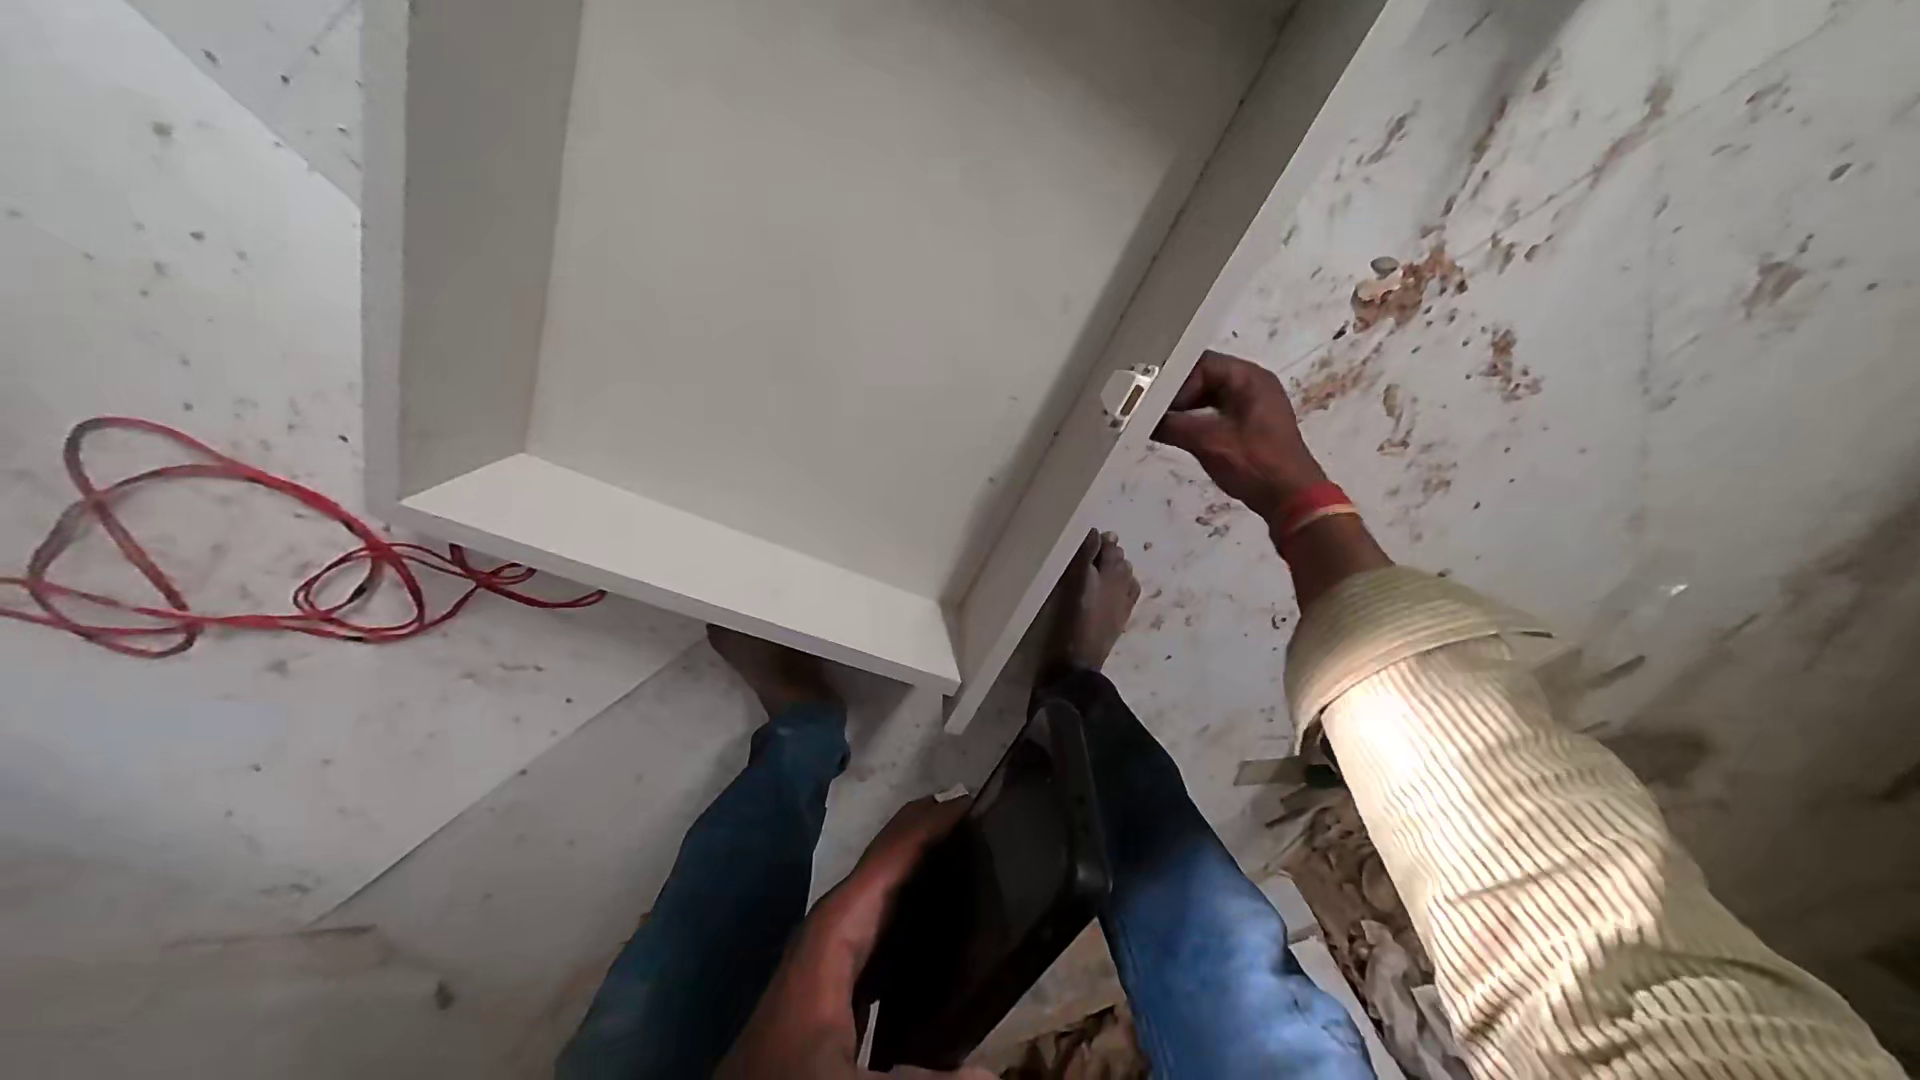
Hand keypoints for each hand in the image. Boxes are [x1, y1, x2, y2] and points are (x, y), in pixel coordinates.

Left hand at [717, 797, 991, 1079]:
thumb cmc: (785, 1077)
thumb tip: (991, 1076)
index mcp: (836, 927)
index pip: (888, 857)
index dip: (928, 825)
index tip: (972, 801)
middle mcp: (837, 923)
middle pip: (888, 858)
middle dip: (931, 830)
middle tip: (985, 815)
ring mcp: (836, 945)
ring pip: (886, 884)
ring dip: (924, 858)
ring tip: (973, 845)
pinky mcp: (841, 971)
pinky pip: (885, 916)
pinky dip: (914, 897)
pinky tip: (944, 911)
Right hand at [1152, 350, 1327, 521]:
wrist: (1289, 498)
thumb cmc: (1254, 464)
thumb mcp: (1208, 442)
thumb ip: (1172, 425)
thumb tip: (1139, 419)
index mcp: (1249, 378)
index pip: (1201, 364)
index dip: (1174, 381)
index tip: (1153, 401)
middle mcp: (1251, 383)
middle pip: (1202, 376)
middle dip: (1175, 393)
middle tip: (1149, 410)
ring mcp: (1250, 403)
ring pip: (1205, 394)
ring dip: (1182, 407)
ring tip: (1157, 421)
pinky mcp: (1246, 423)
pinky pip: (1212, 411)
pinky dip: (1192, 419)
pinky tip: (1174, 431)